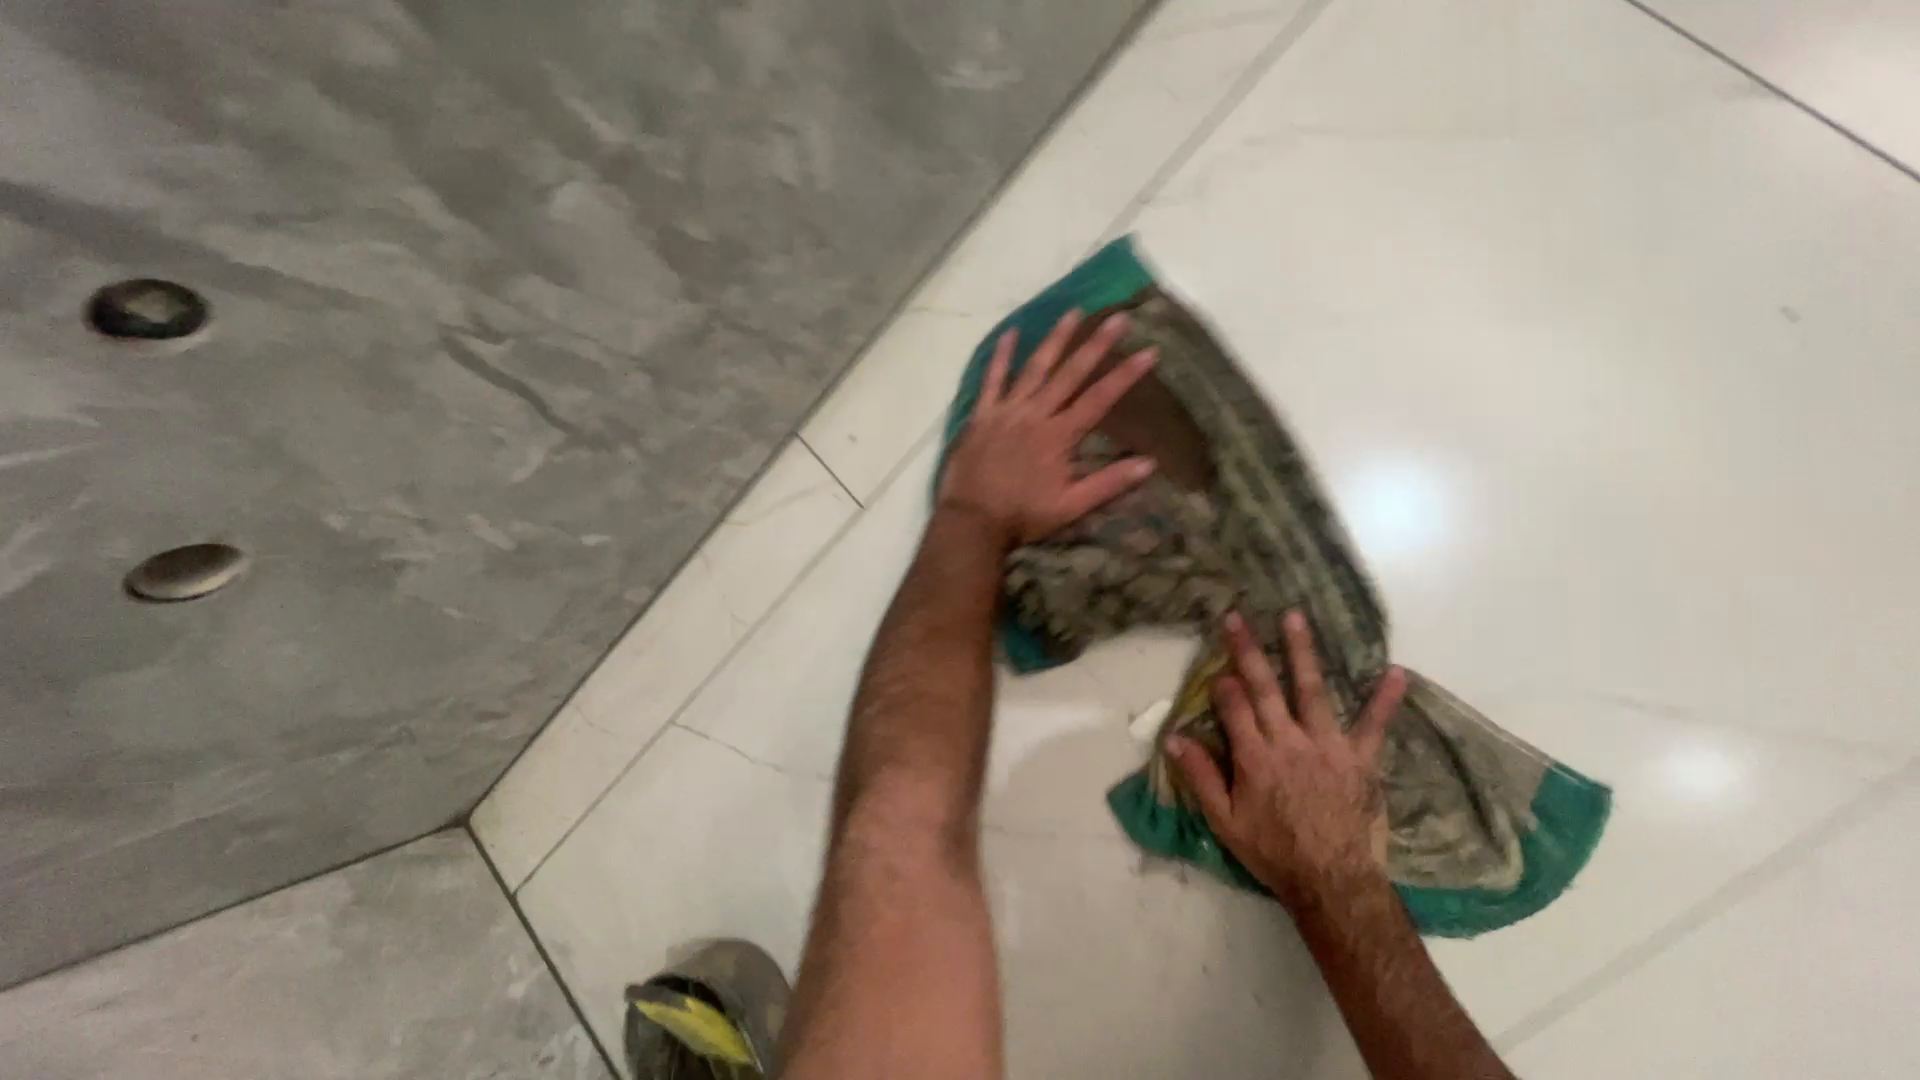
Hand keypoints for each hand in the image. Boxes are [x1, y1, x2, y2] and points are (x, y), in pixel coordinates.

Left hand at [937, 310, 1158, 546]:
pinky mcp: (982, 415)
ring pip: (1035, 368)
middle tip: (1118, 318)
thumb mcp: (1071, 506)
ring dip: (1055, 339)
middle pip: (1071, 373)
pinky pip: (992, 379)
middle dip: (1096, 345)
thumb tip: (1149, 464)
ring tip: (1073, 312)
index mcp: (1060, 436)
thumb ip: (1109, 483)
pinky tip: (1011, 332)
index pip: (1100, 399)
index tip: (1149, 352)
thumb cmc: (1023, 515)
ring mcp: (1007, 411)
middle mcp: (1036, 415)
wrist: (973, 521)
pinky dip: (1001, 356)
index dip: (1125, 375)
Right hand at [1168, 610, 1409, 908]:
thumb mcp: (1224, 821)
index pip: (1234, 708)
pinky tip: (1396, 671)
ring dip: (1302, 652)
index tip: (1216, 669)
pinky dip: (1385, 698)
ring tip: (1294, 617)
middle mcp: (1289, 741)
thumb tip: (1174, 737)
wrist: (1333, 883)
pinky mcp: (1361, 759)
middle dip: (1247, 650)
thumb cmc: (1273, 852)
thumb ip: (1200, 777)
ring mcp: (1328, 746)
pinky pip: (1374, 725)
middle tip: (1237, 617)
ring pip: (1312, 690)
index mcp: (1255, 757)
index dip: (1223, 686)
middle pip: (1264, 687)